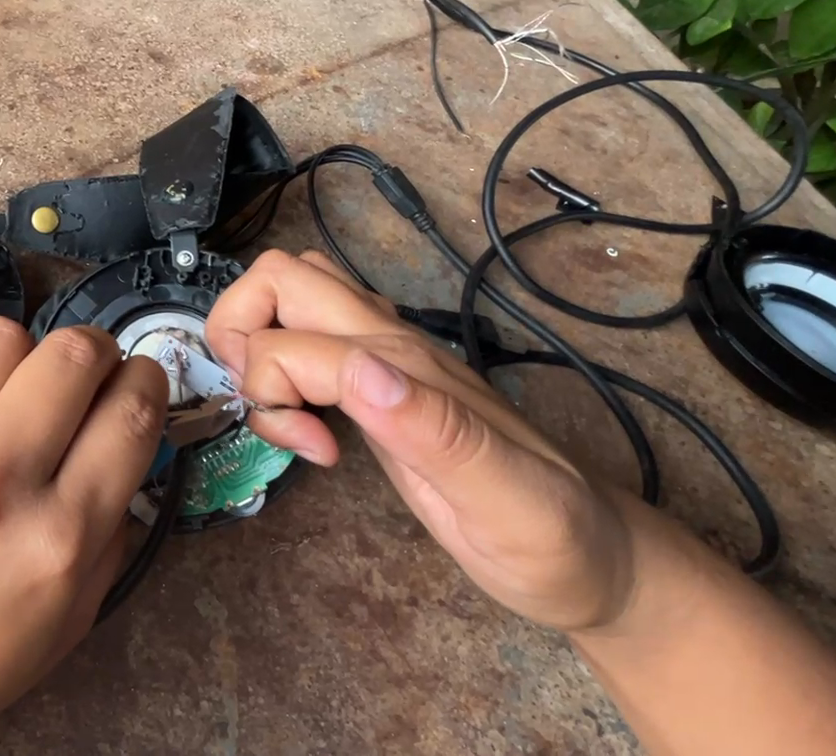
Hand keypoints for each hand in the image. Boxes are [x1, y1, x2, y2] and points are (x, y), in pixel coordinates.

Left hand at [0, 318, 166, 755]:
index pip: (129, 417)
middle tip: (87, 370)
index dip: (148, 383)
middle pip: (71, 355)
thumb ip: (112, 522)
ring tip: (15, 388)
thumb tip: (126, 433)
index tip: (141, 379)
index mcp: (57, 540)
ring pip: (2, 336)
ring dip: (25, 354)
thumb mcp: (71, 615)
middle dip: (96, 350)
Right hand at [205, 250, 636, 632]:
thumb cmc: (550, 541)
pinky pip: (306, 336)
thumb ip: (433, 430)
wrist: (595, 557)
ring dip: (257, 342)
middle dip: (240, 330)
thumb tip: (358, 370)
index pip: (291, 342)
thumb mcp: (503, 501)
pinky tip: (312, 423)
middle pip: (282, 277)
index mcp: (406, 368)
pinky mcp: (378, 383)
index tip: (317, 451)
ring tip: (283, 409)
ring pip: (291, 293)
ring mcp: (383, 359)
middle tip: (264, 400)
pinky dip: (281, 369)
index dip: (274, 393)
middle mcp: (388, 345)